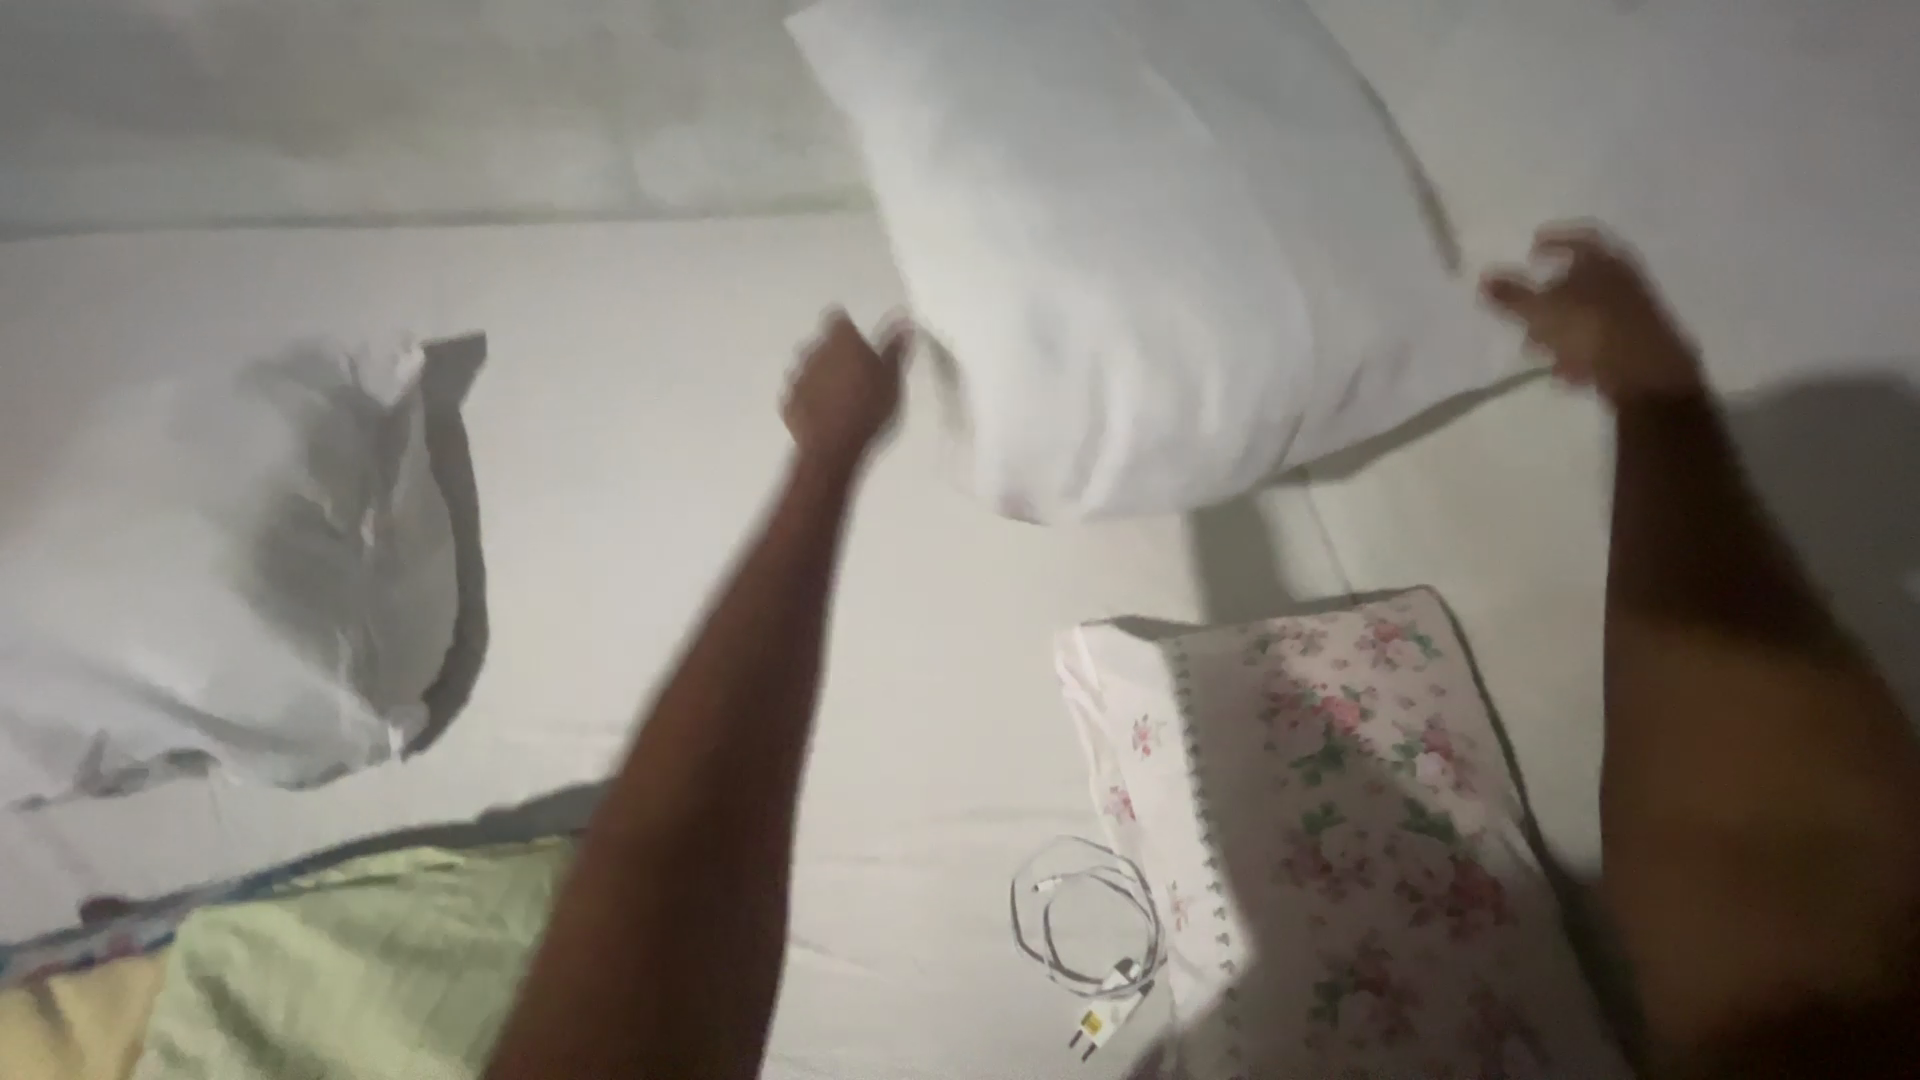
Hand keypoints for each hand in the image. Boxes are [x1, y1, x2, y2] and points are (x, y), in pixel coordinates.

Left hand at [783, 309, 910, 470]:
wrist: (833, 448)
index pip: (839, 319)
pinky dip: (810, 400)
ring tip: (841, 400)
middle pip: (823, 344)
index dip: (850, 331)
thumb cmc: (869, 410)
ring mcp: (796, 376)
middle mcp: (813, 350)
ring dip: (822, 377)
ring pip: (809, 368)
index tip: (861, 348)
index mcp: (841, 340)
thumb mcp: (892, 380)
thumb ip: (895, 349)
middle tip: (856, 378)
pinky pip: (800, 394)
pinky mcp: (787, 401)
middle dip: (836, 355)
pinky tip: (825, 416)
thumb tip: (904, 320)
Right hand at [1481, 222, 1705, 405]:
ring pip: (1587, 309)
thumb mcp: (1539, 312)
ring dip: (1559, 323)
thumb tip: (1484, 276)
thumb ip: (1511, 295)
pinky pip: (1598, 335)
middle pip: (1582, 277)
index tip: (1532, 246)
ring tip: (1535, 343)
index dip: (1554, 240)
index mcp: (1602, 263)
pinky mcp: (1636, 338)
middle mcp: (1622, 279)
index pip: (1579, 239)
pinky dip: (1576, 344)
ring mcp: (1633, 309)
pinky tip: (1562, 366)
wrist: (1645, 371)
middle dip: (1550, 291)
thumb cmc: (1588, 331)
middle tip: (1526, 303)